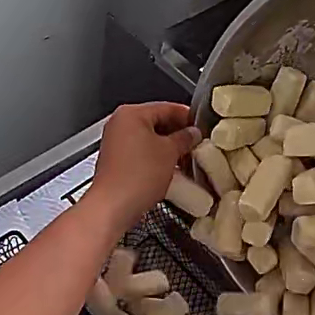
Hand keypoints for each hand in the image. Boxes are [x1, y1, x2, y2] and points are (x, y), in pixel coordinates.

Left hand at [85, 102, 201, 229]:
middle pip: (156, 122)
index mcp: (131, 114)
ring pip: (149, 139)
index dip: (187, 117)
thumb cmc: (136, 177)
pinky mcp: (117, 162)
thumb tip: (192, 134)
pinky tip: (170, 170)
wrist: (114, 206)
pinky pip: (141, 154)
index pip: (166, 107)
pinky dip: (156, 159)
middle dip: (178, 134)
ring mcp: (116, 144)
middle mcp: (119, 125)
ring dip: (168, 149)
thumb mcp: (170, 152)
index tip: (201, 126)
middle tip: (196, 144)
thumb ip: (184, 138)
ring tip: (186, 159)